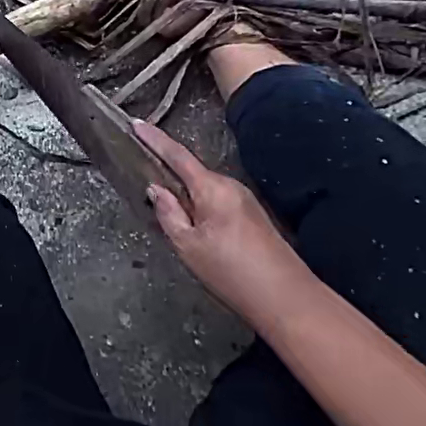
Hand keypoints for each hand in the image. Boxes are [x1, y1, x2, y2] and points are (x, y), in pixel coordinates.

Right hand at [134, 120, 313, 316]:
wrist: (289, 302)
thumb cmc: (233, 273)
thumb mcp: (187, 245)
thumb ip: (168, 213)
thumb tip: (156, 189)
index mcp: (212, 188)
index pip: (177, 155)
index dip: (154, 139)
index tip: (136, 124)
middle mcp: (230, 186)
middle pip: (191, 173)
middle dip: (168, 177)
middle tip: (145, 192)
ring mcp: (244, 200)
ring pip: (204, 190)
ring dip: (185, 197)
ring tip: (170, 220)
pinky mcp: (252, 216)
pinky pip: (216, 201)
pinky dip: (200, 207)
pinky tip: (195, 230)